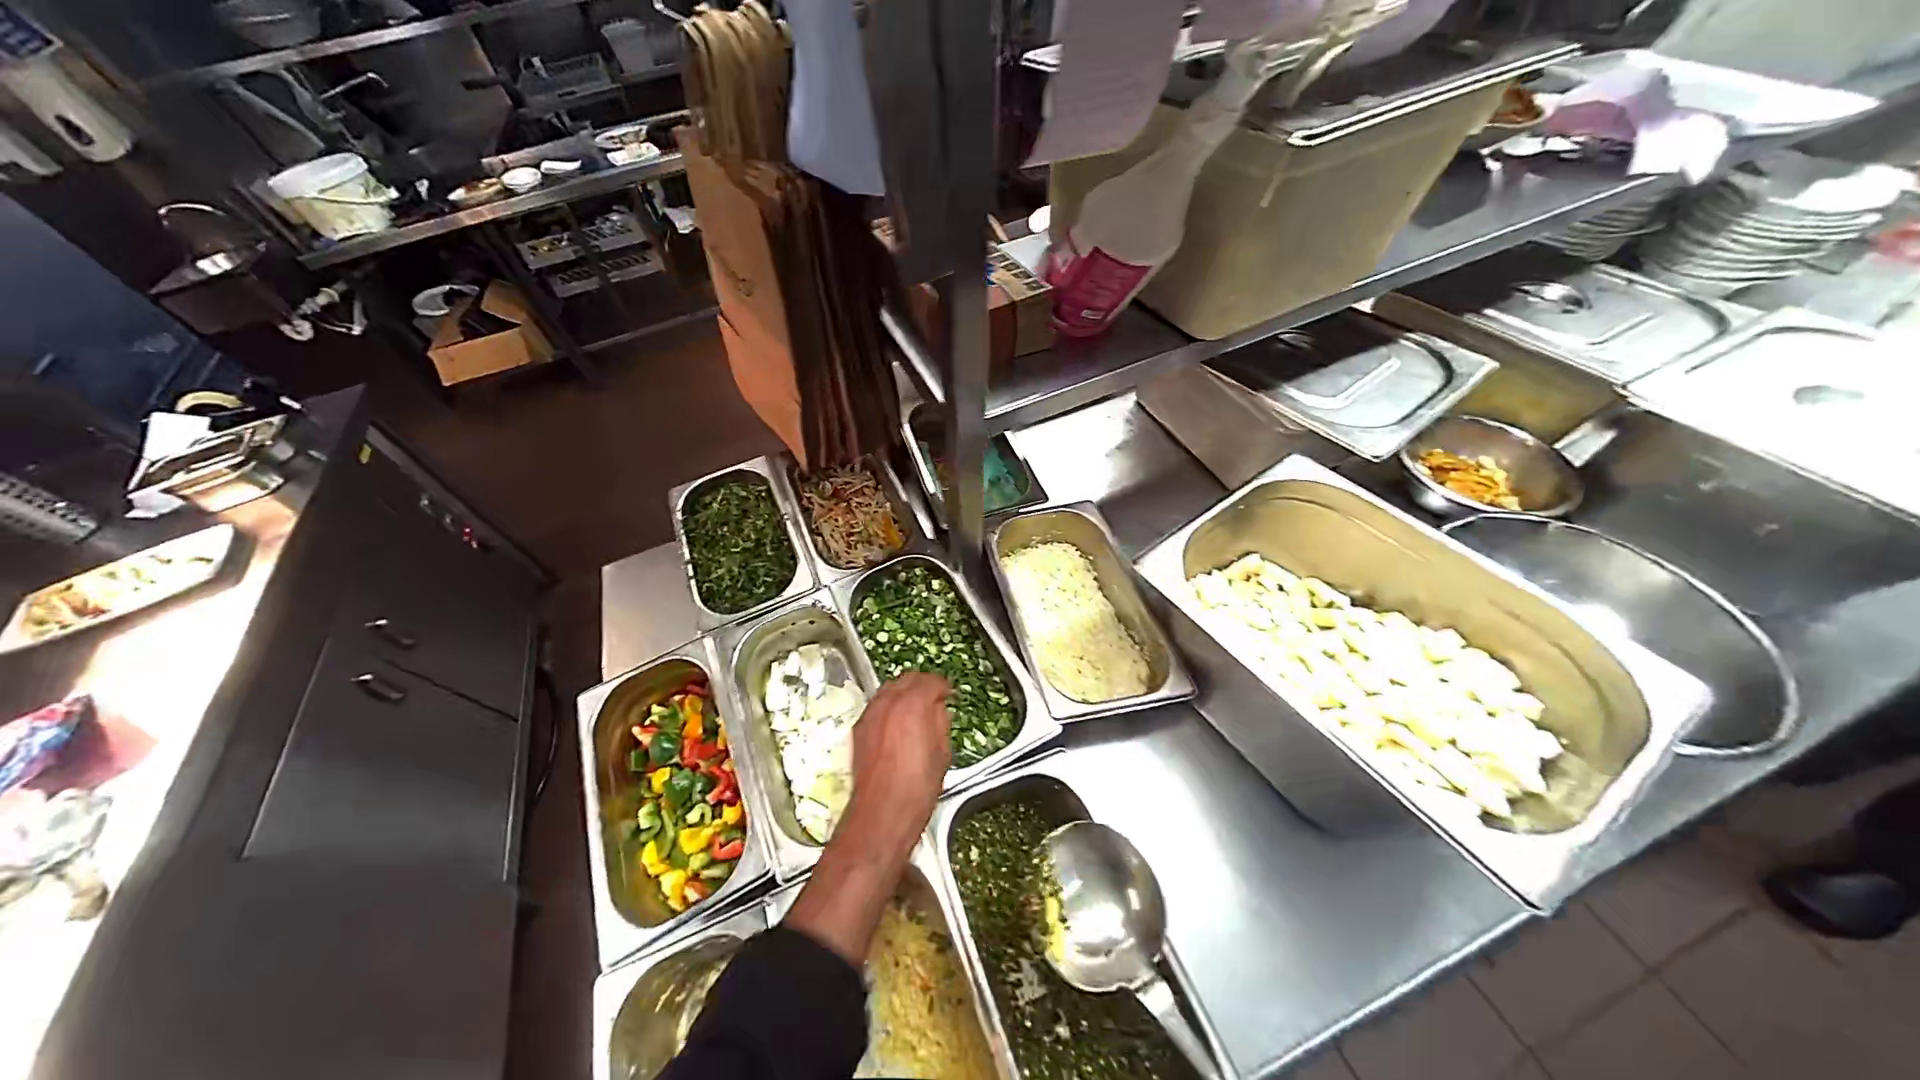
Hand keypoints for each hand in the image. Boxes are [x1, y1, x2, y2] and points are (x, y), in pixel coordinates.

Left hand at [844, 672, 950, 844]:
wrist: (882, 812)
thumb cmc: (915, 788)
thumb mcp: (942, 752)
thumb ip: (940, 722)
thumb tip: (939, 711)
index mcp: (912, 705)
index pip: (930, 681)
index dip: (943, 686)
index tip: (949, 693)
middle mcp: (887, 704)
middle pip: (906, 679)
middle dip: (922, 684)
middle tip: (935, 696)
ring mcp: (869, 715)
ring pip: (888, 690)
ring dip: (903, 694)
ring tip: (917, 708)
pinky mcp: (858, 730)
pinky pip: (876, 707)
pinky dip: (889, 708)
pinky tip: (897, 723)